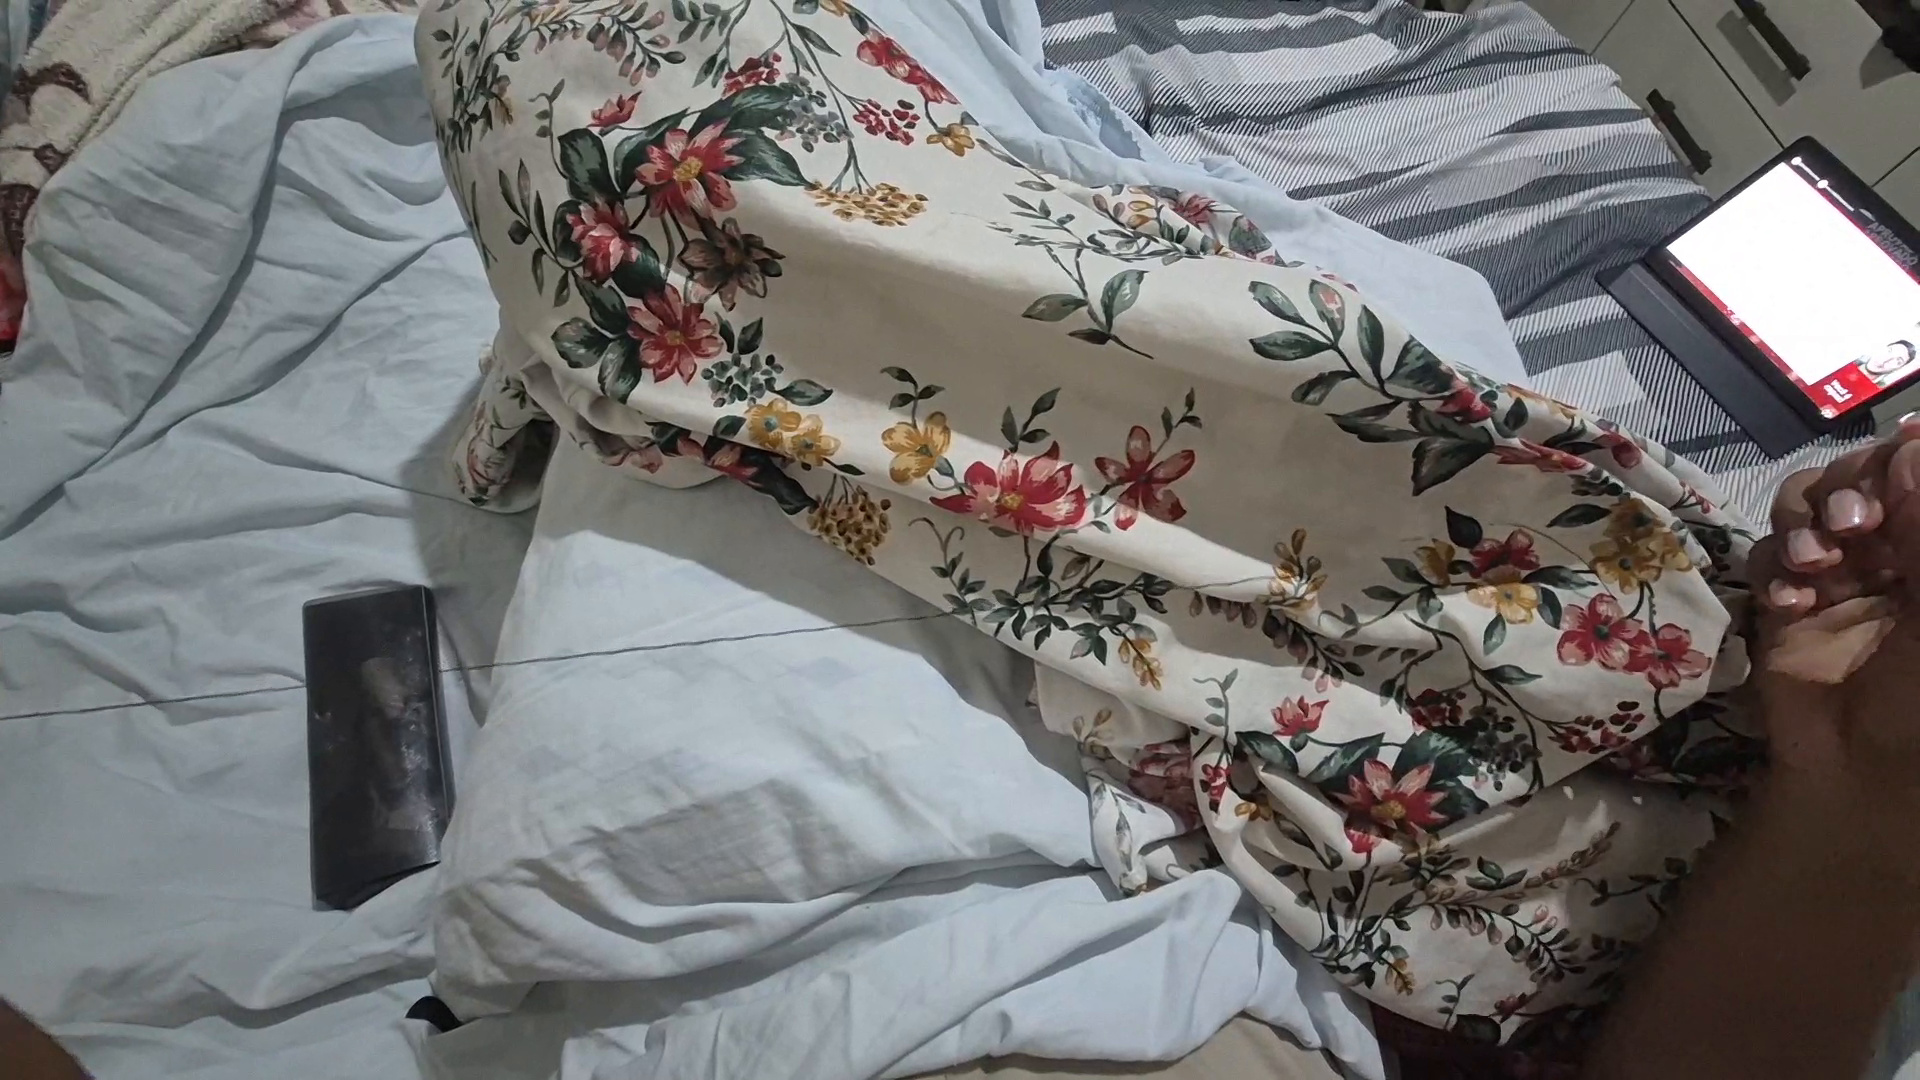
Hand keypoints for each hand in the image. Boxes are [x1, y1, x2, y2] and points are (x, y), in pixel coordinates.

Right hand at [1750, 421, 1919, 782]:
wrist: (1873, 768)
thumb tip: (1915, 440)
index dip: (1904, 459)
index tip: (1902, 458)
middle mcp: (1906, 549)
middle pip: (1860, 478)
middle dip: (1847, 492)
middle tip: (1850, 525)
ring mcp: (1845, 573)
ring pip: (1805, 508)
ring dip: (1803, 528)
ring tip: (1814, 565)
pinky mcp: (1786, 598)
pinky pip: (1765, 558)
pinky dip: (1772, 572)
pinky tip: (1791, 602)